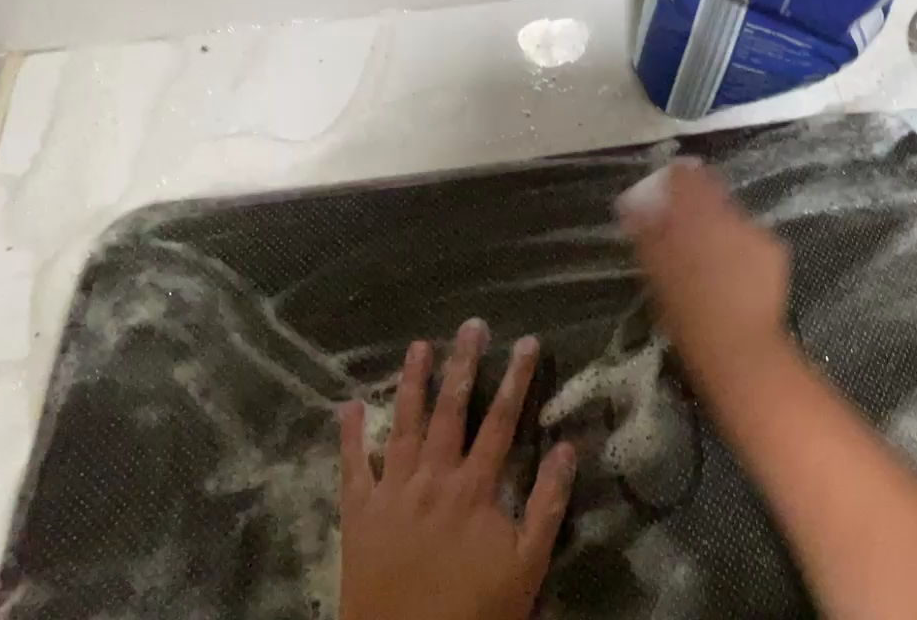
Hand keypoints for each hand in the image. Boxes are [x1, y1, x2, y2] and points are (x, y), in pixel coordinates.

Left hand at [338, 320, 577, 619]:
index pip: (501, 420)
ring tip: (418, 346)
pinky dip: (350, 436)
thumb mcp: (527, 563)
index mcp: (474, 488)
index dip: (516, 378)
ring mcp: (391, 494)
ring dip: (413, 384)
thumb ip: (548, 502)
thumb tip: (566, 445)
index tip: (526, 341)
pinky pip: (352, 468)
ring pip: (403, 426)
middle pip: (451, 411)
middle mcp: (432, 479)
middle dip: (463, 365)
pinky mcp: (358, 515)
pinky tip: (350, 405)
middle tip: (470, 326)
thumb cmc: (474, 609)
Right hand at [615, 158, 790, 379]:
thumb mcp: (657, 274)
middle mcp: (724, 215)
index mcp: (690, 217)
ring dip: (722, 226)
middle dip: (700, 200)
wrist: (737, 345)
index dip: (676, 178)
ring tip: (715, 257)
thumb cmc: (686, 316)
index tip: (670, 182)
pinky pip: (753, 239)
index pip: (683, 178)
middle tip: (689, 222)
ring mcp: (753, 230)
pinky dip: (744, 248)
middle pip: (711, 191)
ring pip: (733, 216)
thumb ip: (648, 234)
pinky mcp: (774, 248)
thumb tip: (634, 207)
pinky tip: (739, 274)